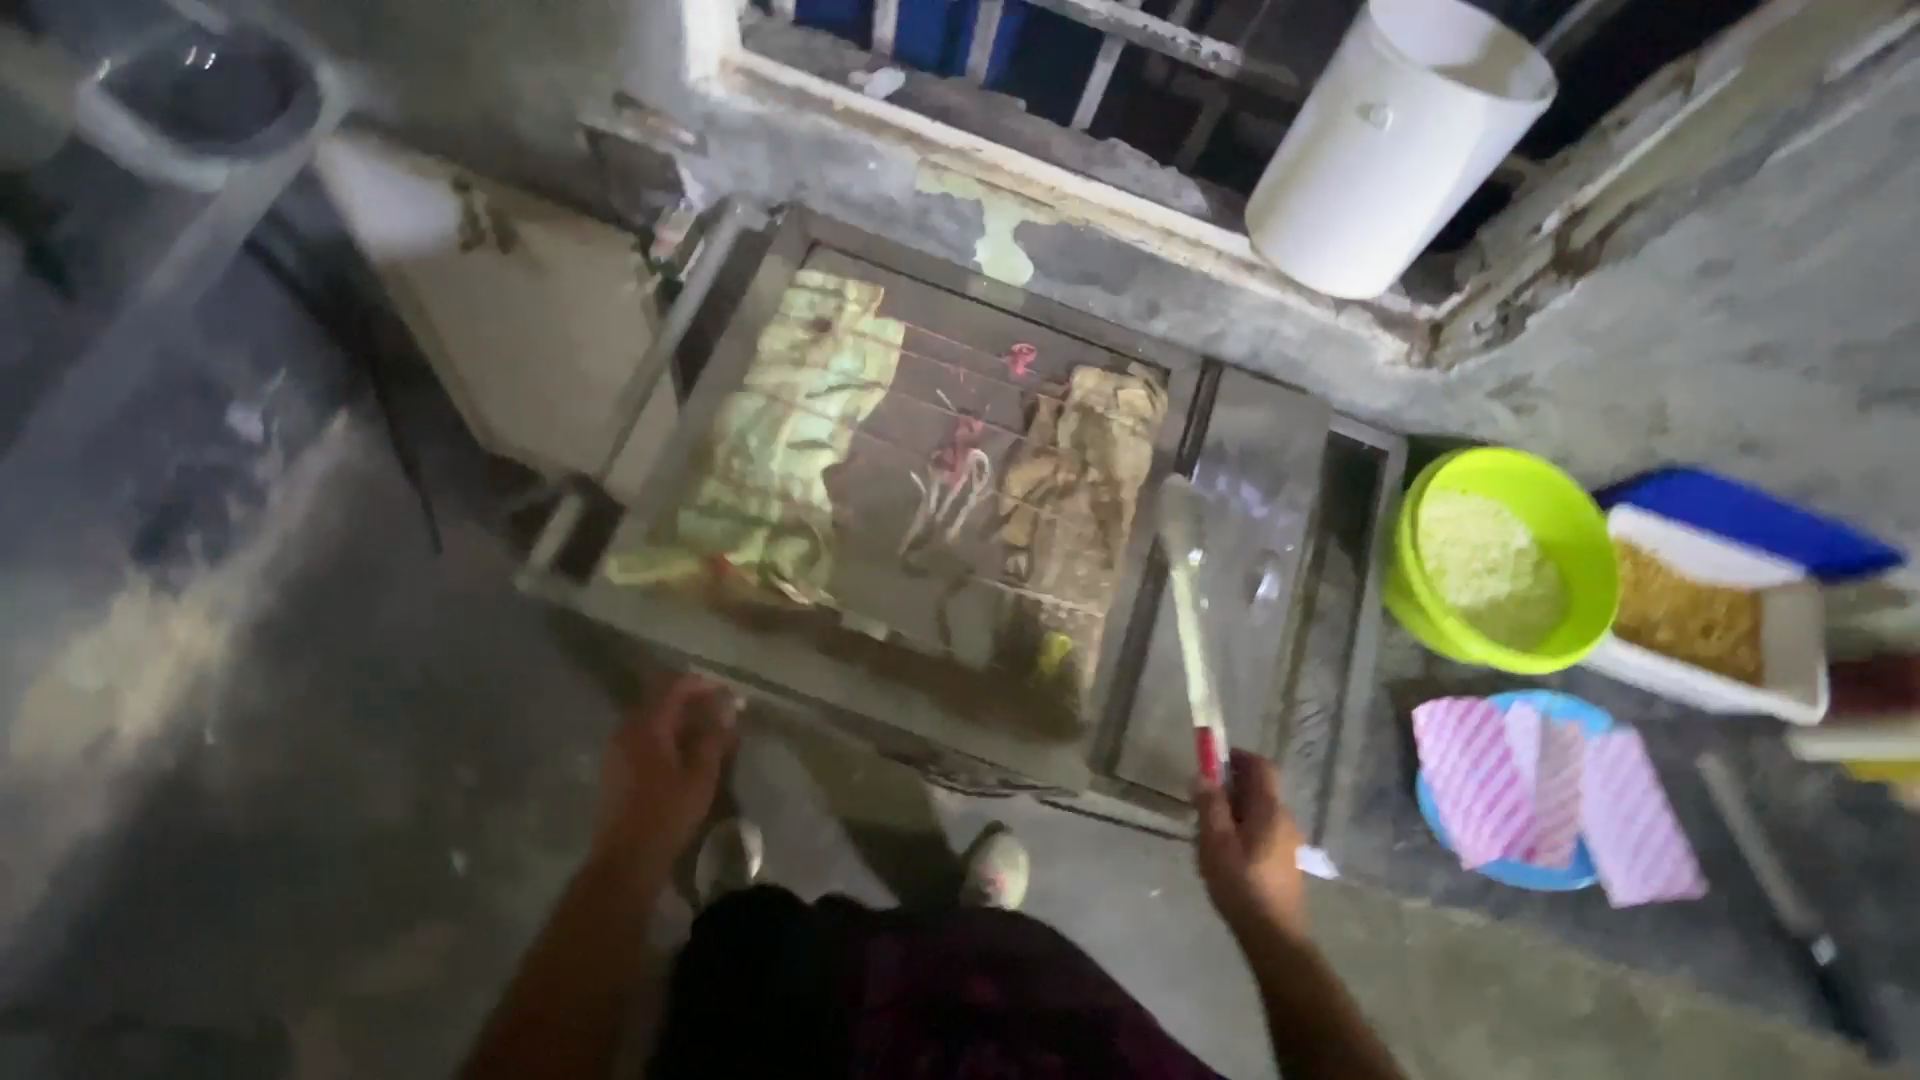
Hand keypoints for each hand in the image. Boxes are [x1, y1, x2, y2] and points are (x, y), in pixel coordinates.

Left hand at [591, 675, 737, 878]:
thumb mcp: (701, 775)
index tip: (728, 692)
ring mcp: (616, 750)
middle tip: (720, 713)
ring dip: (679, 722)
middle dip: (692, 703)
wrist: (625, 859)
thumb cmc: (667, 814)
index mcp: (647, 726)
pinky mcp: (614, 769)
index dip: (703, 685)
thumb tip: (727, 708)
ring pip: (652, 722)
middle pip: (661, 702)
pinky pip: (643, 739)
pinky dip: (665, 738)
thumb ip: (714, 737)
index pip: (675, 688)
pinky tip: (683, 755)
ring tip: (706, 735)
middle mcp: (626, 730)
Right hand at [1194, 749, 1306, 941]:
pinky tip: (1225, 854)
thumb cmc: (1242, 885)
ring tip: (1208, 831)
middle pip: (1259, 788)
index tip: (1211, 761)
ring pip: (1259, 811)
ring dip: (1234, 809)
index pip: (1261, 766)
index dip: (1237, 757)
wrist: (1275, 936)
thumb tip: (1201, 774)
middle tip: (1202, 800)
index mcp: (1270, 809)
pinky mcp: (1286, 861)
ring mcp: (1289, 842)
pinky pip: (1263, 830)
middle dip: (1230, 785)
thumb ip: (1209, 805)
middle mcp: (1285, 819)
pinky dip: (1243, 828)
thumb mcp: (1216, 842)